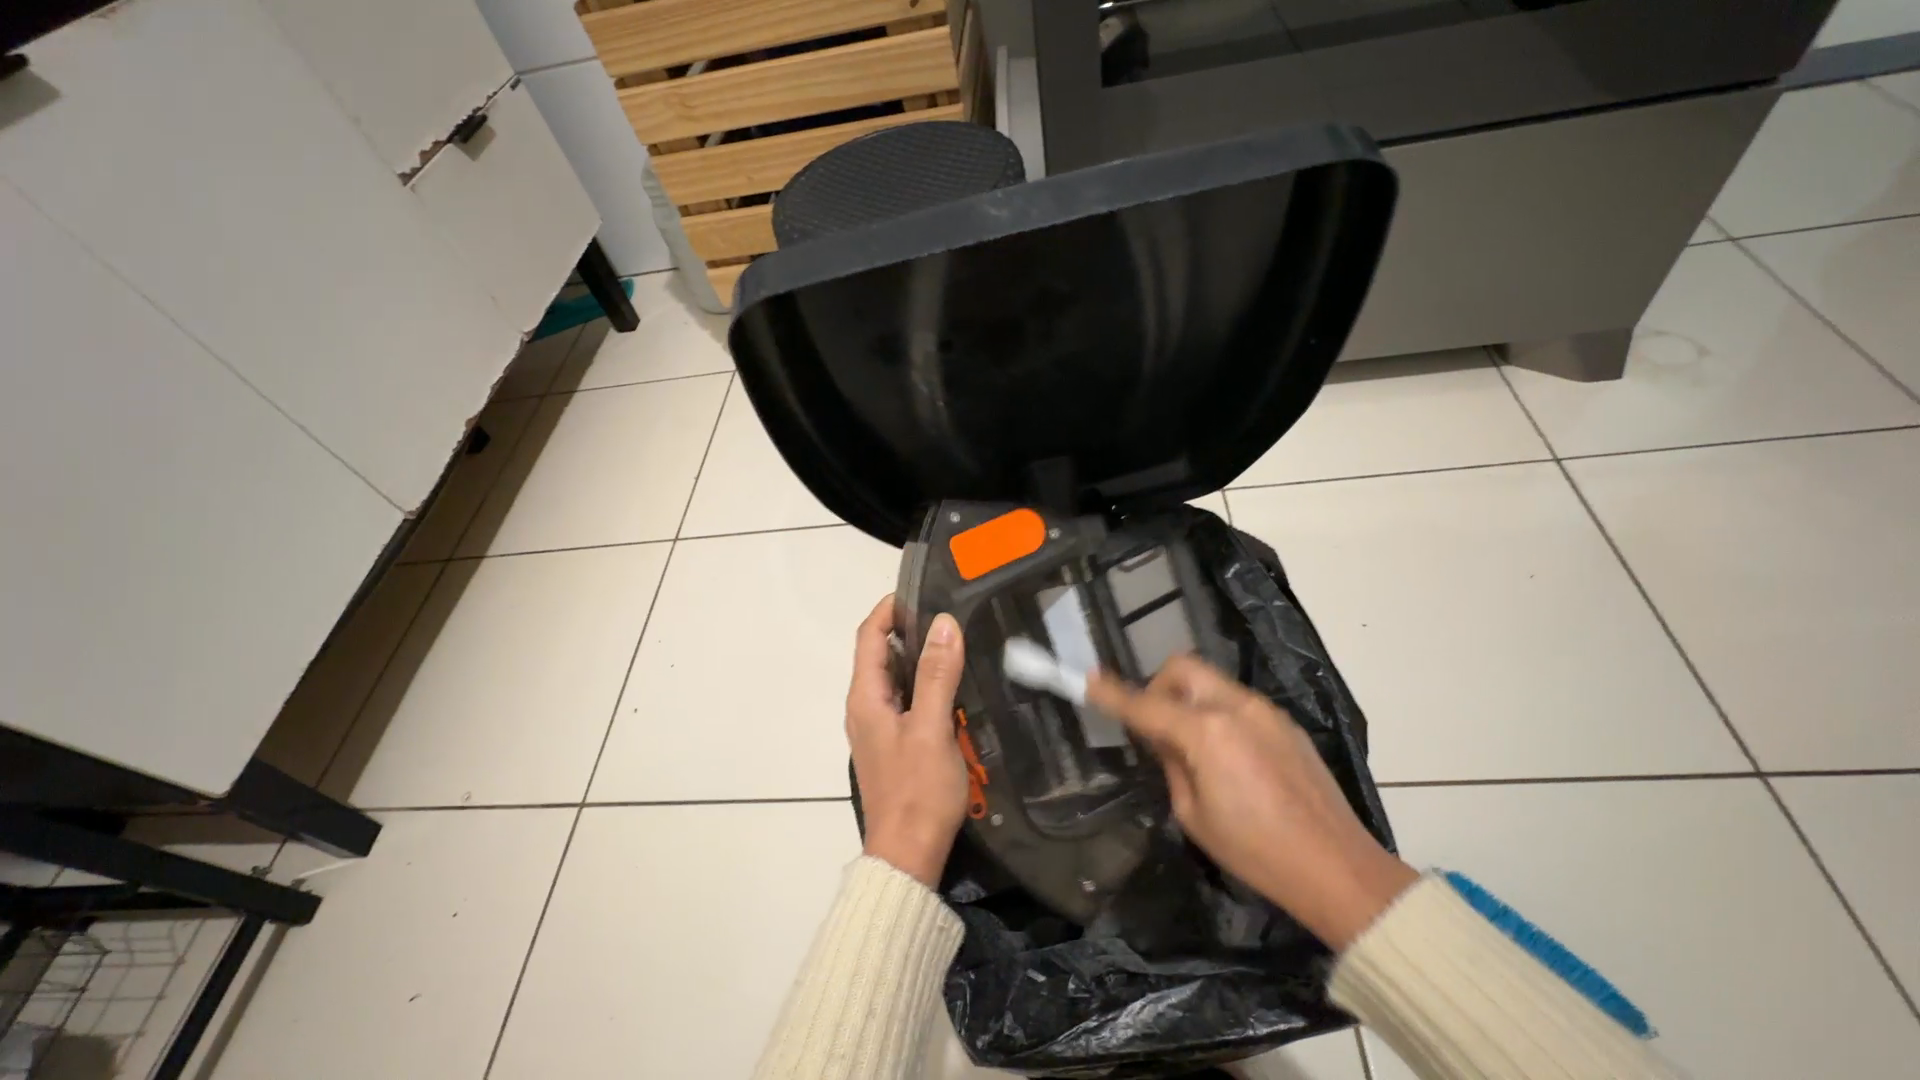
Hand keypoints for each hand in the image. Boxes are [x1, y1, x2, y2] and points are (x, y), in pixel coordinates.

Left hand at [846, 596, 969, 888]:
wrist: (909, 854)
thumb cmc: (918, 790)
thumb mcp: (932, 727)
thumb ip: (937, 675)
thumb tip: (943, 622)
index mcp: (865, 698)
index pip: (869, 636)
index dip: (889, 609)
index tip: (922, 590)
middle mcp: (865, 707)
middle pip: (881, 654)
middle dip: (911, 630)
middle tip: (952, 614)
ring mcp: (879, 729)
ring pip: (897, 679)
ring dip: (922, 659)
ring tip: (959, 643)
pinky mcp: (894, 746)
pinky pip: (907, 702)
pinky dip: (927, 687)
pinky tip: (957, 688)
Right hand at [1086, 656, 1416, 949]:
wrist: (1335, 866)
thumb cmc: (1255, 851)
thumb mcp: (1193, 814)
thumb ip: (1171, 764)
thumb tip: (1162, 739)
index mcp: (1207, 733)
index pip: (1145, 705)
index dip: (1112, 694)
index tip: (1088, 681)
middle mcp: (1236, 707)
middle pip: (1183, 669)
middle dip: (1157, 686)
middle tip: (1151, 725)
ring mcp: (1266, 711)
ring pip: (1212, 683)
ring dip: (1188, 701)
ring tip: (1190, 748)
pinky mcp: (1286, 724)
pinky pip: (1237, 703)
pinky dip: (1217, 714)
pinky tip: (1226, 756)